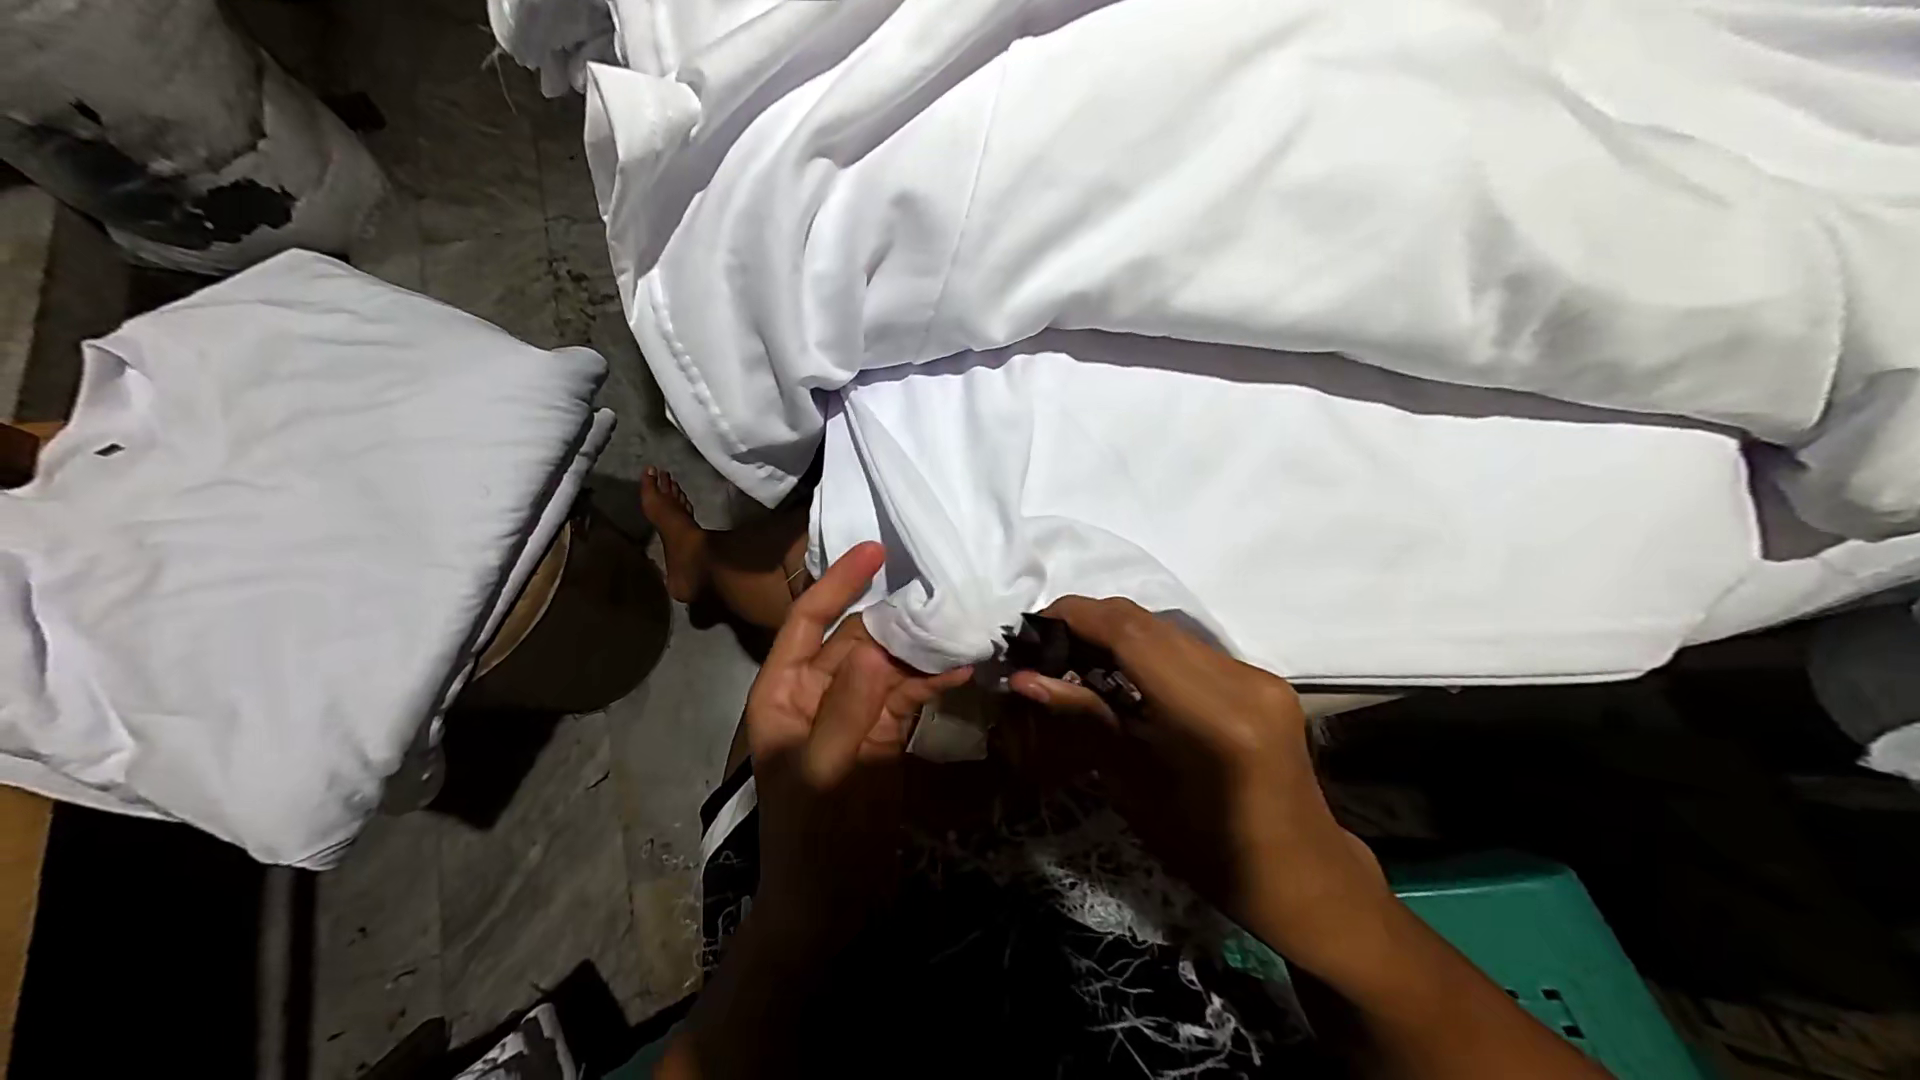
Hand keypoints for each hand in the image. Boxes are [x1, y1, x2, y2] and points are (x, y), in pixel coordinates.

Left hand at [744, 541, 969, 952]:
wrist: (832, 902)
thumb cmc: (809, 840)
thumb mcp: (823, 775)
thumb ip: (846, 711)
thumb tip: (875, 649)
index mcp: (782, 693)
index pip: (806, 622)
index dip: (838, 583)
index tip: (875, 550)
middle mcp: (816, 693)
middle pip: (856, 638)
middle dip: (895, 619)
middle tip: (942, 595)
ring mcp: (854, 712)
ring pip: (888, 663)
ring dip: (920, 648)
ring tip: (960, 627)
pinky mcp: (885, 733)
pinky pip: (909, 693)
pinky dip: (933, 680)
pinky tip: (961, 667)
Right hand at [1008, 596, 1386, 973]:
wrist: (1300, 875)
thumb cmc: (1209, 854)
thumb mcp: (1136, 790)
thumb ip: (1085, 721)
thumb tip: (1024, 679)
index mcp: (1214, 718)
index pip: (1133, 634)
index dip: (1077, 617)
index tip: (1033, 626)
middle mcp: (1243, 681)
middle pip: (1149, 621)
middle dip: (1089, 622)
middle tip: (1045, 646)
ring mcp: (1259, 675)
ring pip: (1168, 630)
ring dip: (1116, 634)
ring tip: (1076, 658)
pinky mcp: (1262, 678)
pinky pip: (1189, 647)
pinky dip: (1146, 650)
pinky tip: (1123, 674)